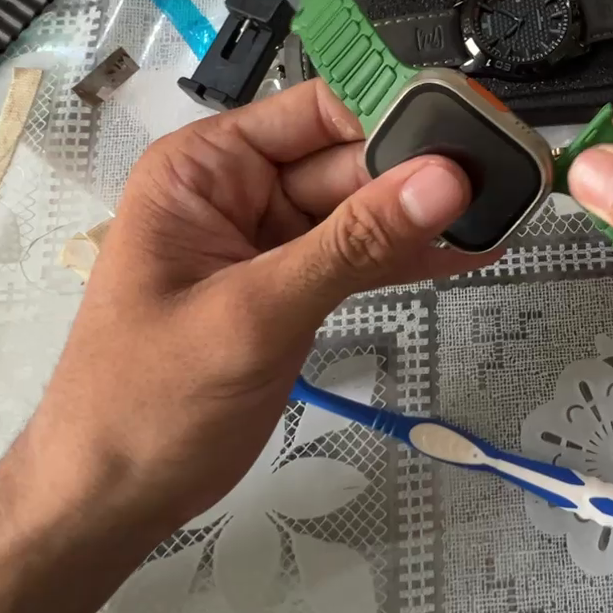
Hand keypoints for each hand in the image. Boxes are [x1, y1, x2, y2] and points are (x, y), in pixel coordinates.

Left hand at [16, 80, 490, 539]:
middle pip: (352, 158)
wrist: (112, 501)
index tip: (469, 125)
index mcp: (209, 166)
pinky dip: (411, 255)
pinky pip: (364, 252)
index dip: (392, 112)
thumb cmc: (149, 401)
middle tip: (500, 177)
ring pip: (367, 206)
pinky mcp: (299, 279)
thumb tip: (443, 179)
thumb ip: (355, 243)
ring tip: (497, 212)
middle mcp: (244, 187)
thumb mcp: (256, 311)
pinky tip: (466, 253)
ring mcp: (274, 236)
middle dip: (421, 170)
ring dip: (425, 214)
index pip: (318, 111)